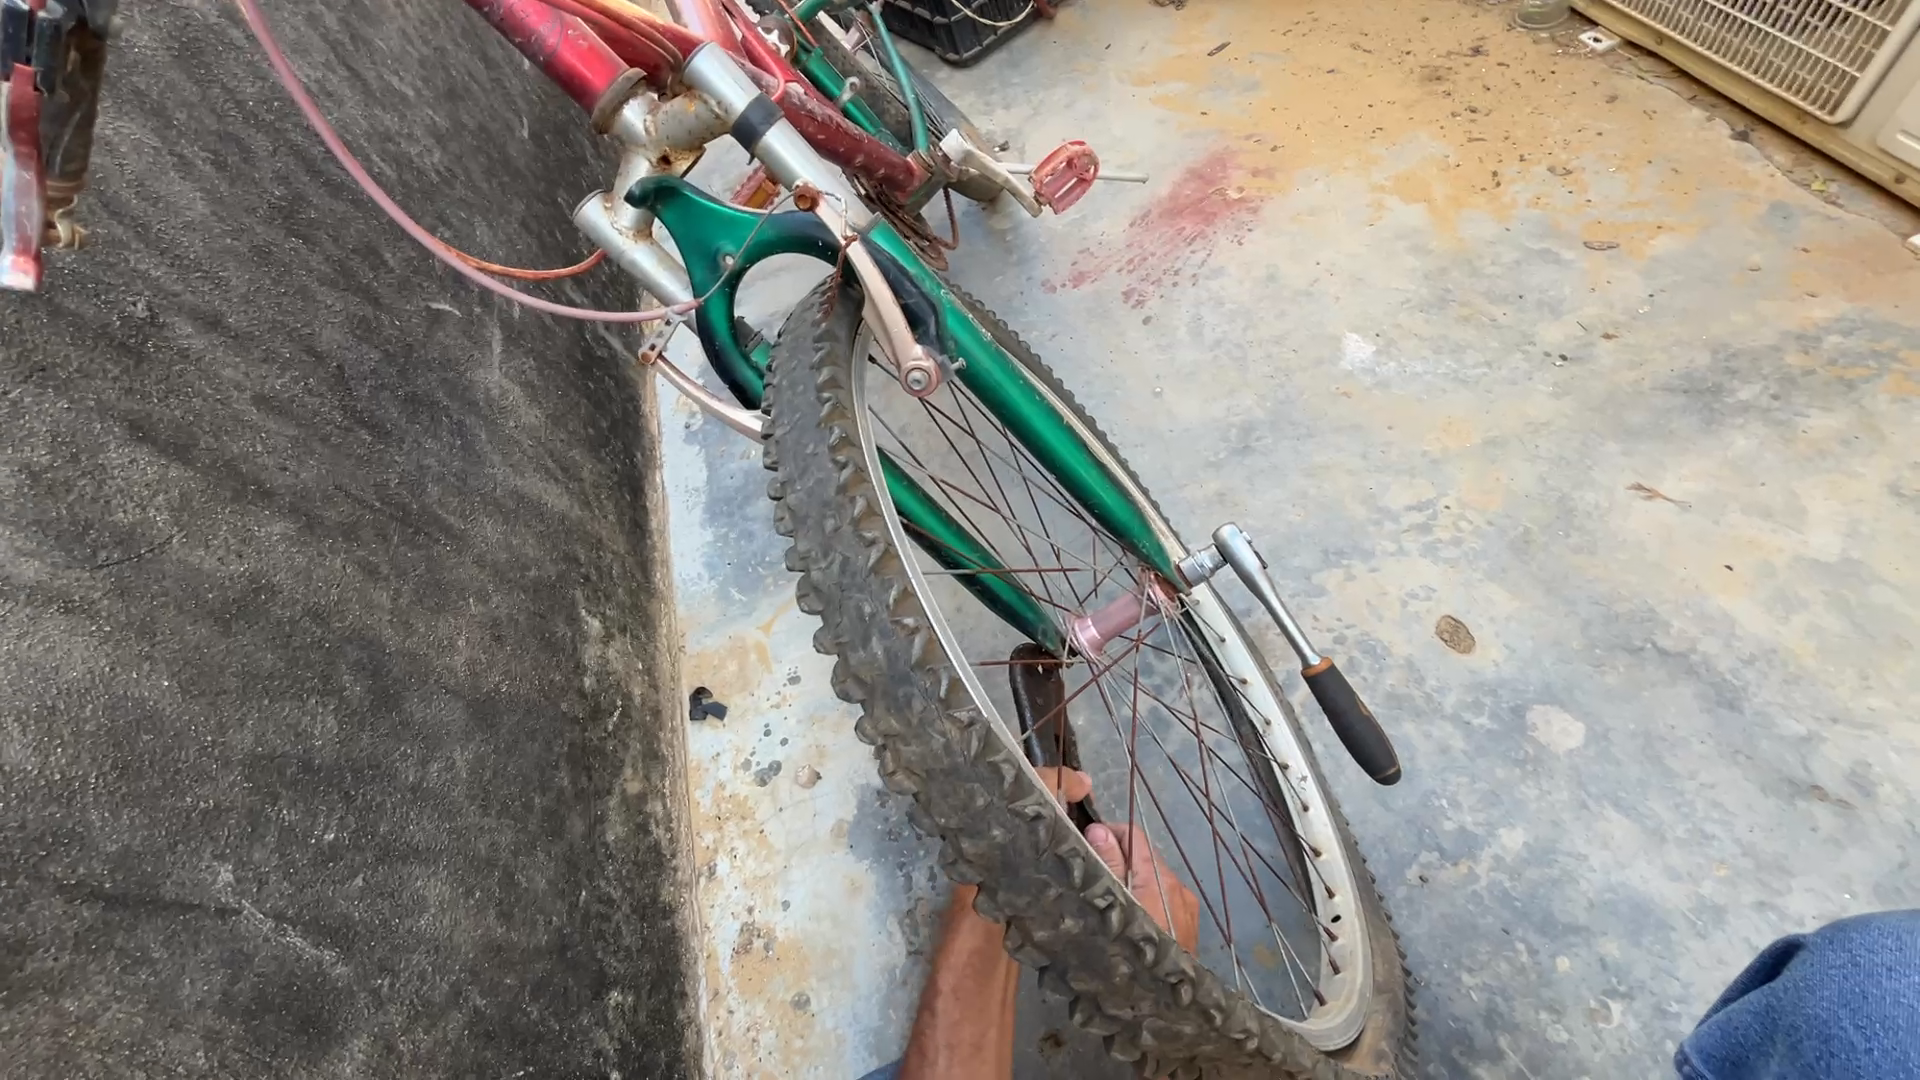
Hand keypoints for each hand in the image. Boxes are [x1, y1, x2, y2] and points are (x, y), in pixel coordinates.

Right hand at [1085, 821, 1201, 951]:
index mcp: (1159, 876)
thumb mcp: (1112, 903)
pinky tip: (1131, 918)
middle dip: (1117, 857)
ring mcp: (1186, 906)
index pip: (1133, 835)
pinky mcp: (1189, 924)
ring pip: (1152, 877)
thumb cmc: (1132, 949)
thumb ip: (1108, 864)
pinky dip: (1145, 898)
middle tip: (1092, 876)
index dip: (1108, 834)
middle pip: (1142, 855)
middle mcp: (1177, 885)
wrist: (1168, 1004)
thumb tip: (1099, 828)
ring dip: (1130, 879)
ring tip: (1108, 900)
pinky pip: (1163, 898)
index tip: (1086, 847)